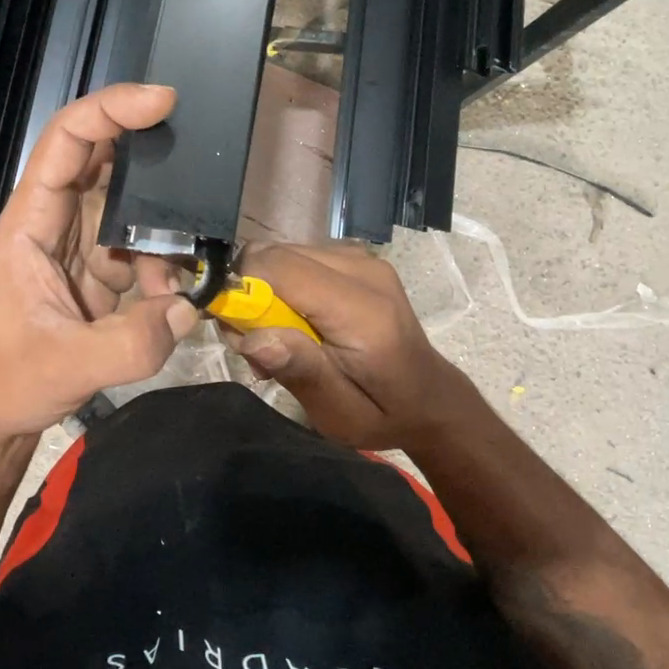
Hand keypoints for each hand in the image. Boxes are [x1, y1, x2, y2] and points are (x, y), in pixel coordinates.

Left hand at [0, 84, 200, 440]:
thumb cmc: (11, 381)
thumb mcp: (69, 366)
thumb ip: (132, 342)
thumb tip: (186, 309)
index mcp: (28, 224)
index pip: (64, 142)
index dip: (108, 111)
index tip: (162, 101)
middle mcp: (51, 222)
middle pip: (100, 162)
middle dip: (148, 158)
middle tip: (197, 161)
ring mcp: (74, 246)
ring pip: (126, 209)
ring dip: (158, 236)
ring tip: (171, 281)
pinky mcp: (94, 272)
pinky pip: (136, 250)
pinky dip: (159, 270)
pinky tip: (165, 304)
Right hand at [230, 243, 481, 451]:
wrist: (429, 397)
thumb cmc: (383, 413)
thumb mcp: (341, 415)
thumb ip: (302, 373)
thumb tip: (253, 339)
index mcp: (364, 312)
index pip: (278, 268)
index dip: (242, 294)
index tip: (239, 337)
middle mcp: (362, 270)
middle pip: (270, 255)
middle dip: (247, 294)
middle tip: (256, 343)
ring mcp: (358, 257)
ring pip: (275, 253)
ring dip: (260, 291)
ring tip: (277, 336)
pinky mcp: (350, 255)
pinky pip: (292, 256)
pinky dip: (278, 285)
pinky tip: (292, 319)